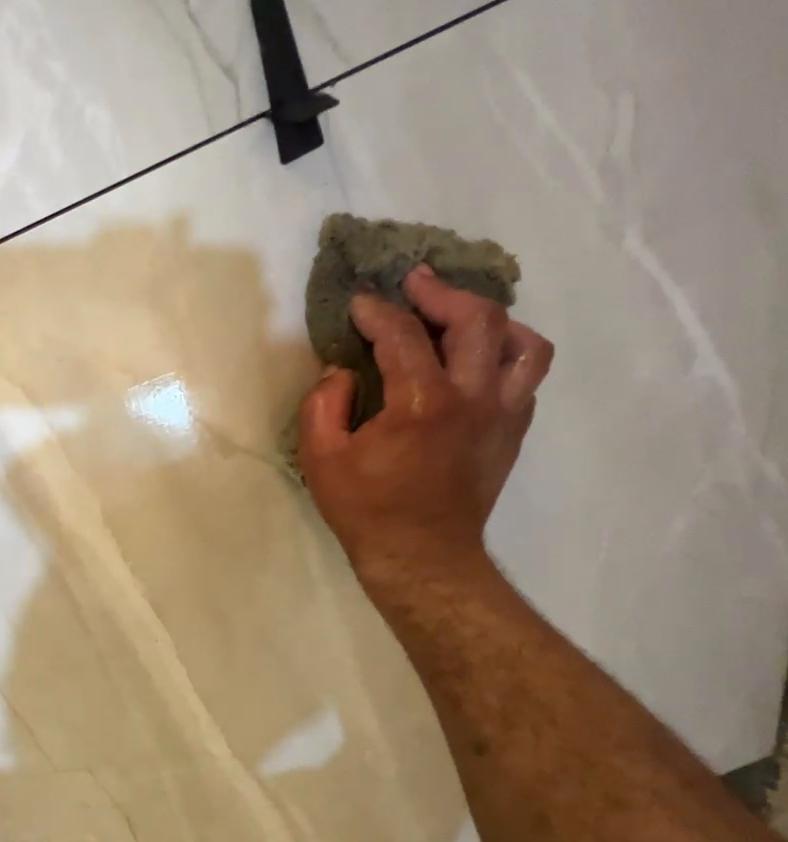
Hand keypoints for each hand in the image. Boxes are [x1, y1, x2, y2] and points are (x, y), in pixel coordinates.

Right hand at [297, 264, 553, 586]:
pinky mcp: (514, 429)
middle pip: (479, 320)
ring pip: (523, 343)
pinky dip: (503, 354)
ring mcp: (503, 413)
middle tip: (416, 282)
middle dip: (443, 293)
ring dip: (492, 319)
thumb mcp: (320, 457)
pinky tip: (474, 359)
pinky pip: (525, 375)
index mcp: (420, 403)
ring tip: (460, 317)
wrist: (421, 553)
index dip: (378, 312)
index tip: (359, 302)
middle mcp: (473, 398)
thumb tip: (342, 372)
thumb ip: (323, 405)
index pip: (403, 337)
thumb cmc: (364, 507)